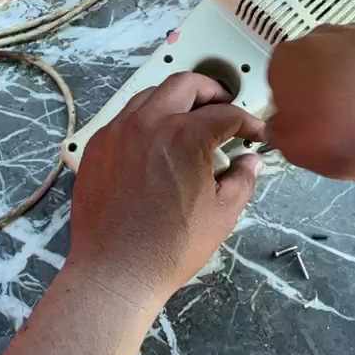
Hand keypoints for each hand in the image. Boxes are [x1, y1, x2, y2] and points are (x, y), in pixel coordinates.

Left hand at [66, 73, 263, 307]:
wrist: (115, 270)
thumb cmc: (168, 247)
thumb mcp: (221, 215)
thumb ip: (242, 179)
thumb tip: (250, 161)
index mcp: (184, 136)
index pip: (225, 114)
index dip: (248, 121)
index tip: (255, 132)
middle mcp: (149, 123)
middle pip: (185, 84)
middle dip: (211, 91)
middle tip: (224, 106)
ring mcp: (118, 130)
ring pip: (151, 94)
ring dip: (176, 99)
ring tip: (190, 118)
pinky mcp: (98, 143)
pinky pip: (125, 116)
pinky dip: (146, 117)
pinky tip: (155, 138)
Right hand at [265, 25, 354, 184]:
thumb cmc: (344, 123)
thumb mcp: (295, 150)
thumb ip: (284, 139)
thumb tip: (285, 131)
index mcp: (286, 61)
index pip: (285, 95)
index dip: (301, 125)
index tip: (316, 146)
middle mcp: (323, 41)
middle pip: (329, 92)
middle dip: (344, 128)